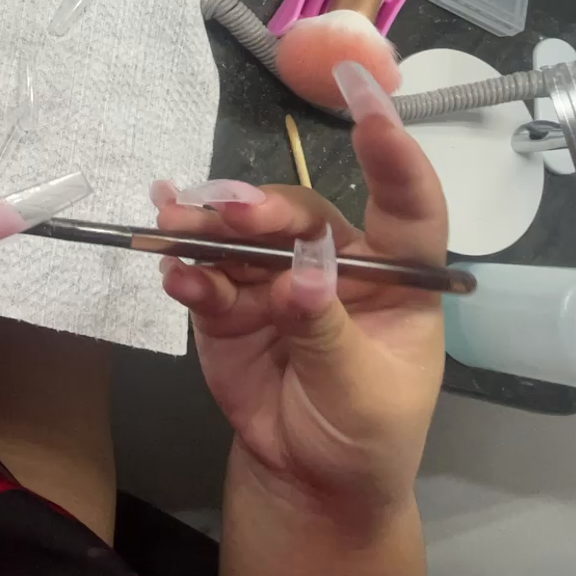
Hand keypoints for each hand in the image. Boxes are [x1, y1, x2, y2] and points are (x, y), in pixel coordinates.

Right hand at [154, 63, 447, 530]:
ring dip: (203, 224)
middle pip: (295, 212)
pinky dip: (184, 268)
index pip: (405, 207)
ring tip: (171, 223)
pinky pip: (202, 272)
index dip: (391, 154)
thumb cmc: (364, 434)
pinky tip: (170, 268)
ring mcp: (271, 276)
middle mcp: (330, 261)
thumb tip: (303, 274)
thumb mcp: (363, 392)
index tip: (365, 101)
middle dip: (258, 206)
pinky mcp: (225, 299)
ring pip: (237, 233)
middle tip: (226, 212)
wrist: (302, 475)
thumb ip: (328, 330)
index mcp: (392, 277)